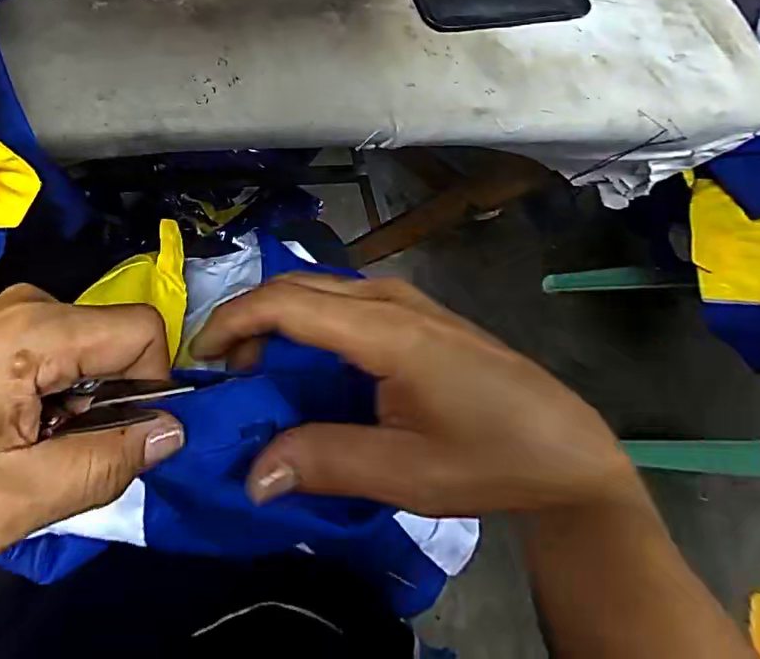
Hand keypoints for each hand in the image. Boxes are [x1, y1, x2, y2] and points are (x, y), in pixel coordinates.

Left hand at [0, 286, 185, 580]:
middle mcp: (25, 304)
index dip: (152, 384)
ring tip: (25, 454)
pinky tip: (2, 434)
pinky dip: (50, 392)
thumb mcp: (12, 503)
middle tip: (60, 460)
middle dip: (109, 401)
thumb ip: (107, 463)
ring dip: (78, 401)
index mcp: (35, 331)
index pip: (144, 330)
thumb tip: (174, 430)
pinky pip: (51, 350)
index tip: (122, 440)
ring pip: (85, 348)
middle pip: (113, 340)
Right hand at [189, 274, 639, 517]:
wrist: (560, 444)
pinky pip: (348, 306)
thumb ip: (322, 461)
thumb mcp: (403, 471)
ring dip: (281, 323)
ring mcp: (408, 303)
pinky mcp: (418, 317)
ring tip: (257, 376)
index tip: (199, 360)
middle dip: (250, 321)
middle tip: (223, 376)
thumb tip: (252, 472)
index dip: (234, 321)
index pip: (288, 302)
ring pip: (323, 293)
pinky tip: (309, 370)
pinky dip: (312, 328)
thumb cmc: (487, 455)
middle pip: (301, 288)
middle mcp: (392, 299)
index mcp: (385, 328)